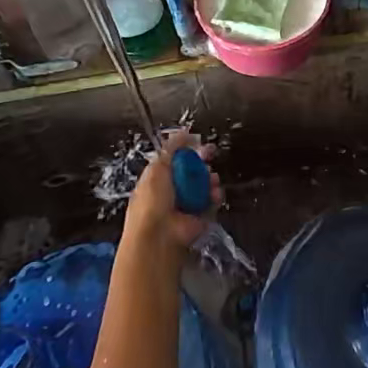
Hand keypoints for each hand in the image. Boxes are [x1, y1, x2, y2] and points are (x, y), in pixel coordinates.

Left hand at [124, 129, 218, 258]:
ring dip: (210, 179)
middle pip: (192, 171)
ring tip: (212, 178)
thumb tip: (184, 131)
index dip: (187, 150)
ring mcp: (187, 204)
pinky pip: (212, 201)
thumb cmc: (153, 200)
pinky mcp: (200, 217)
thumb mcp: (158, 168)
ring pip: (204, 185)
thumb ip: (171, 149)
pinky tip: (215, 193)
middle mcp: (172, 191)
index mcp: (157, 179)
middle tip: (210, 153)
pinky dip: (215, 196)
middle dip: (202, 161)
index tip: (198, 142)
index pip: (175, 160)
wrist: (159, 236)